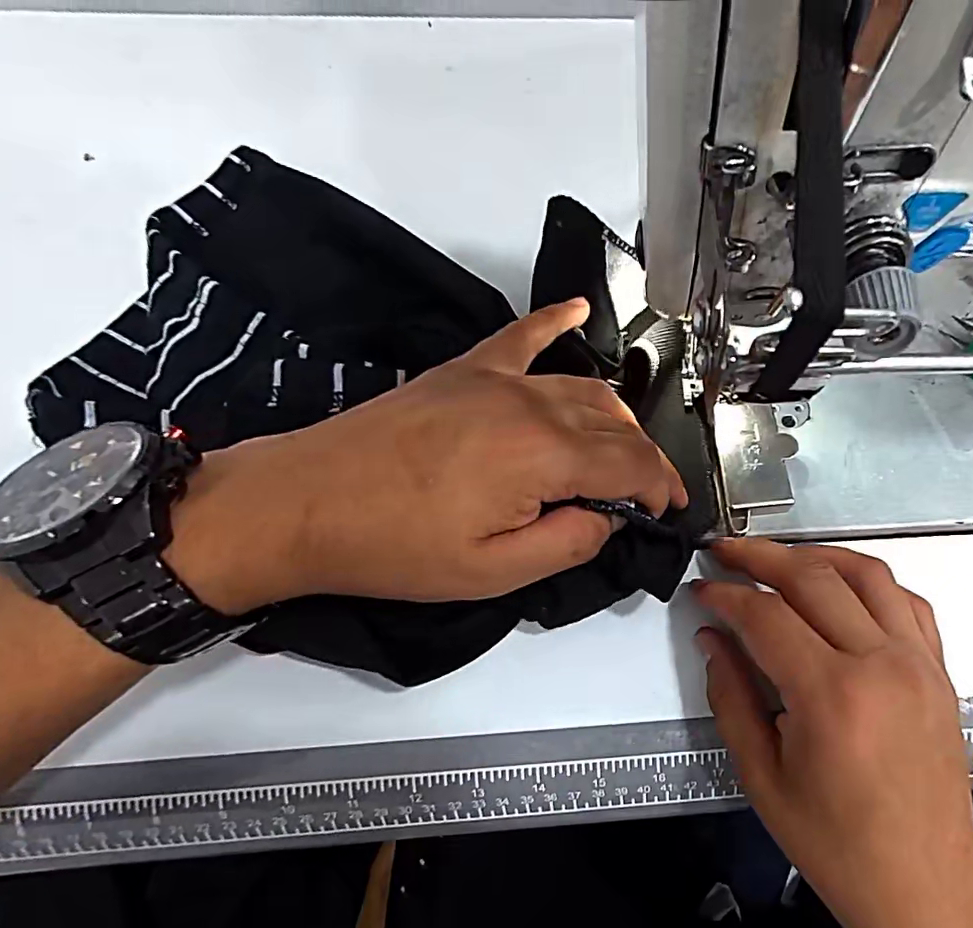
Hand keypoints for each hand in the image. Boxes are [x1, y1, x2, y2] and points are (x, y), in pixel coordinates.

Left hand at [168, 299, 686, 612]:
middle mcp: (530, 404)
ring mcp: (495, 379)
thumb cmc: (396, 547)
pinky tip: (576, 310)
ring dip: (616, 418)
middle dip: (644, 459)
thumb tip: (607, 518)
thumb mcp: (494, 572)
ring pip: (583, 388)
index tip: (670, 508)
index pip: (630, 463)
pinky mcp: (464, 371)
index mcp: (543, 455)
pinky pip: (522, 337)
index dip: (661, 486)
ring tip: (625, 450)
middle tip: (650, 492)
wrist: (302, 503)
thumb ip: (569, 542)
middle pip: (614, 423)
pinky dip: (554, 322)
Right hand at [691, 540, 972, 927]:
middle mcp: (882, 666)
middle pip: (814, 578)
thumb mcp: (763, 777)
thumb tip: (714, 640)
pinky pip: (907, 601)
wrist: (925, 884)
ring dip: (816, 555)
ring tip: (778, 557)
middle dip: (761, 556)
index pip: (767, 616)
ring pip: (866, 574)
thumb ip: (732, 696)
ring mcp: (918, 663)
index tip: (704, 590)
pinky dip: (869, 581)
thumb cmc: (840, 848)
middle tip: (727, 551)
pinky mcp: (939, 671)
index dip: (727, 595)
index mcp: (832, 697)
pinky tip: (842, 587)